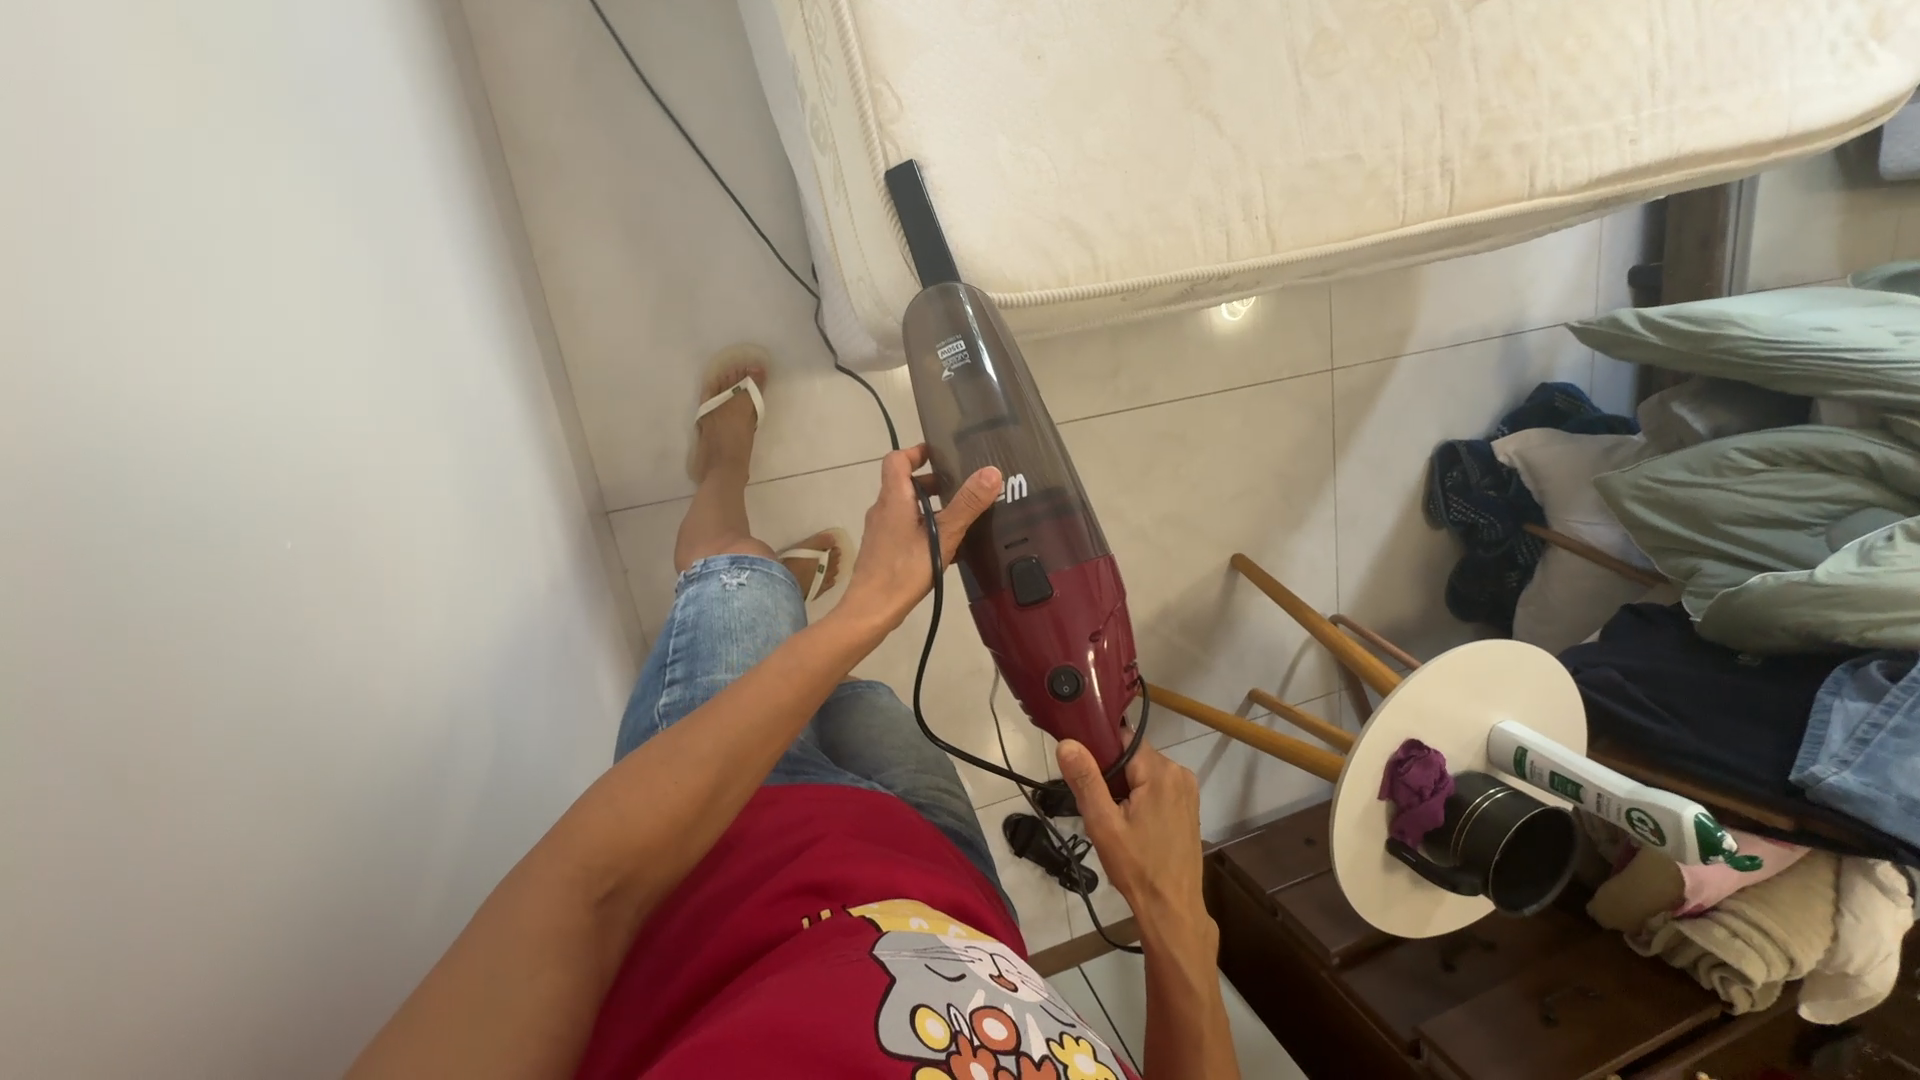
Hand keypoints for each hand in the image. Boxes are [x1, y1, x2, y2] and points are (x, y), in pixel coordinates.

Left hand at [837, 445, 998, 633]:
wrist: (871, 610)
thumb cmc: (904, 569)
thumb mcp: (942, 536)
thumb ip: (966, 504)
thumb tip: (991, 472)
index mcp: (893, 498)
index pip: (897, 460)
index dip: (916, 452)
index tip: (939, 453)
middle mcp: (883, 510)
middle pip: (904, 484)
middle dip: (932, 482)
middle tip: (961, 488)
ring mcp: (880, 532)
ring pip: (906, 509)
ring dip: (930, 507)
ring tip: (959, 517)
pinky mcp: (882, 551)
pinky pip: (904, 529)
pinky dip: (923, 528)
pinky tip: (944, 547)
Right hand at [1058, 736, 1215, 953]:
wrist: (1172, 908)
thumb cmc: (1136, 866)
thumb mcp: (1103, 823)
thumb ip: (1085, 779)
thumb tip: (1067, 743)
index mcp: (1160, 771)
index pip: (1123, 740)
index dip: (1099, 752)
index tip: (1083, 774)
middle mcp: (1179, 772)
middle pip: (1133, 756)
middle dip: (1111, 774)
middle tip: (1098, 807)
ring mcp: (1188, 790)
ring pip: (1144, 773)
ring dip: (1125, 788)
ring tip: (1113, 820)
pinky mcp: (1189, 807)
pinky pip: (1157, 788)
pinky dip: (1141, 799)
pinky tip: (1132, 826)